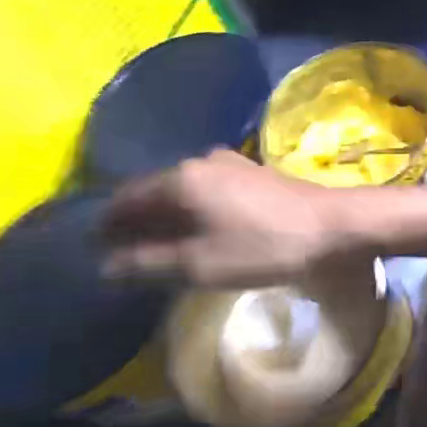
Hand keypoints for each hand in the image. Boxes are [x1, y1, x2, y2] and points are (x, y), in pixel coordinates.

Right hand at [102, 150, 366, 289]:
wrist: (331, 225)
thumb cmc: (263, 246)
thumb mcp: (200, 263)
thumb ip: (148, 262)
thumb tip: (106, 265)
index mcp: (181, 178)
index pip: (128, 196)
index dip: (109, 220)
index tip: (94, 241)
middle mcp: (198, 161)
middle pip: (153, 189)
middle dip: (134, 217)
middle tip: (119, 247)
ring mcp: (225, 163)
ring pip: (179, 188)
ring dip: (162, 213)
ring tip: (152, 242)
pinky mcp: (247, 173)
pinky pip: (202, 189)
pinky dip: (187, 208)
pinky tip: (192, 229)